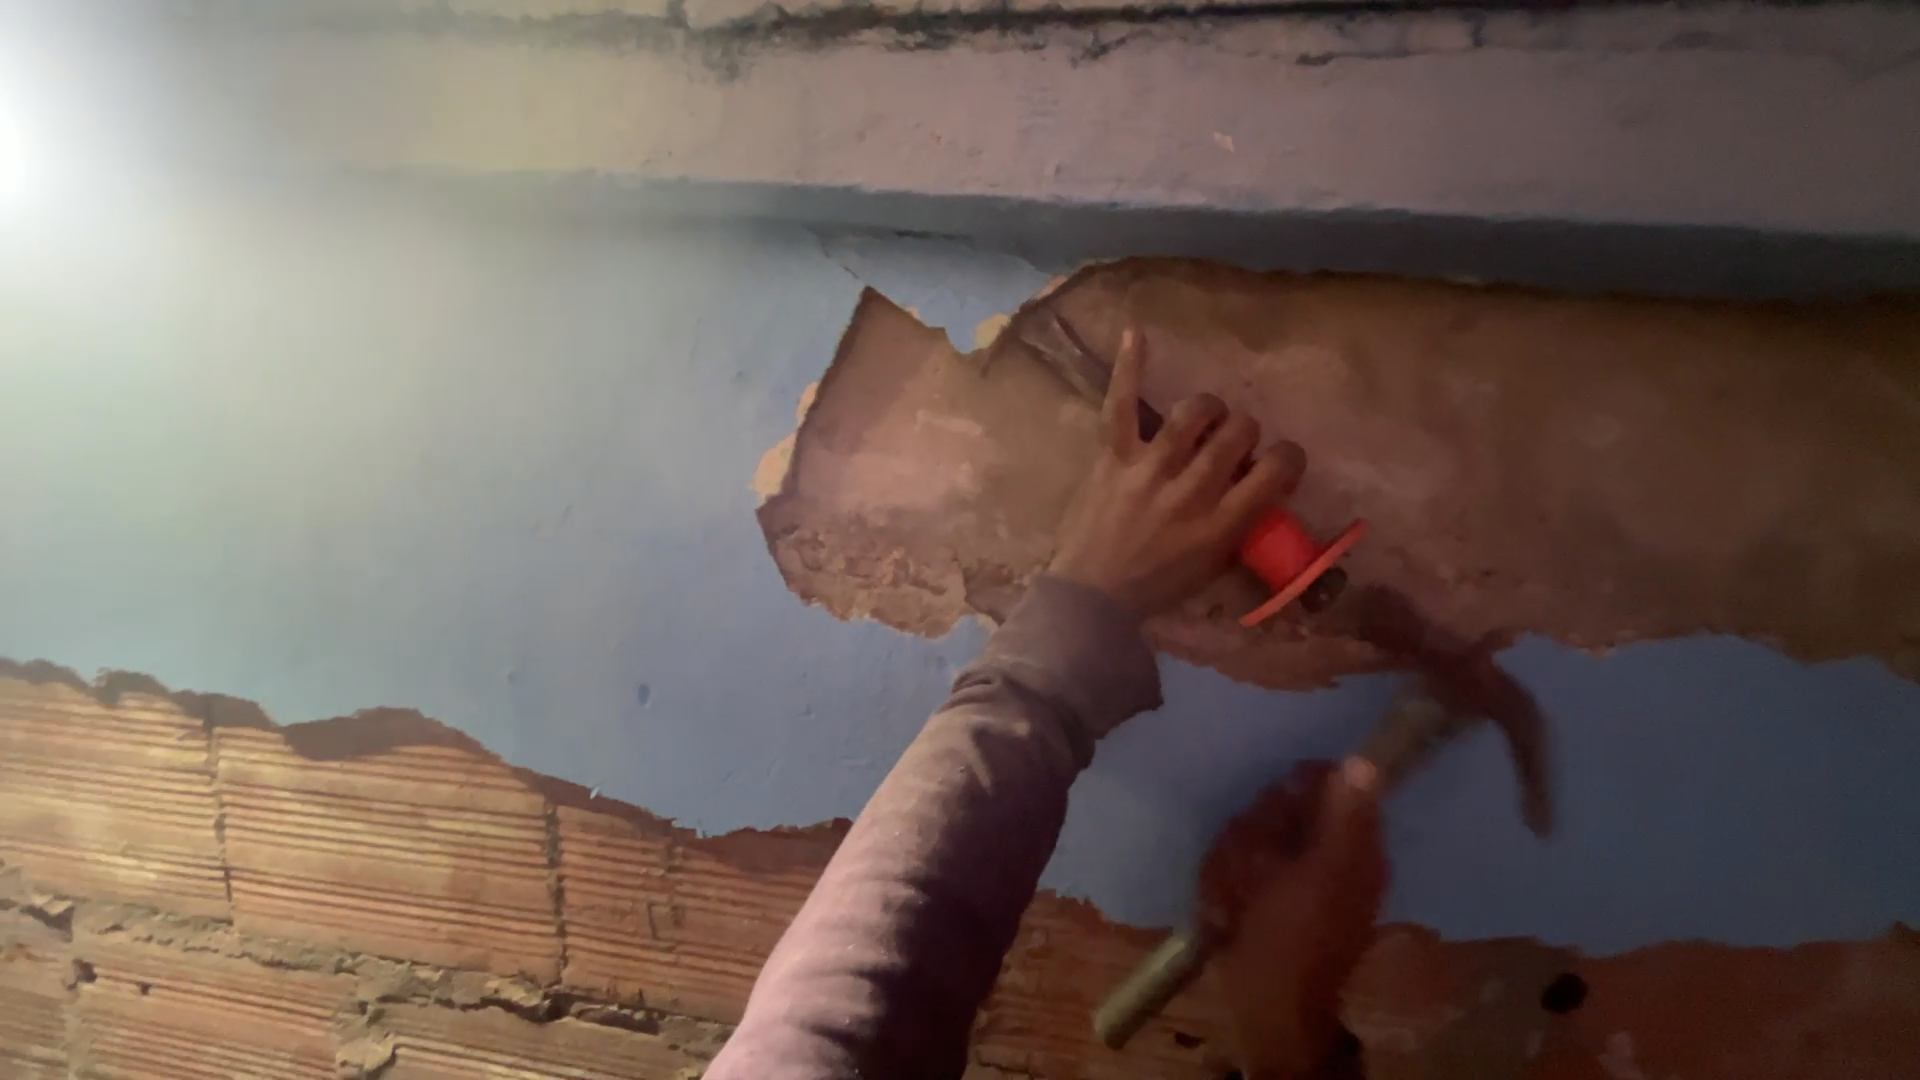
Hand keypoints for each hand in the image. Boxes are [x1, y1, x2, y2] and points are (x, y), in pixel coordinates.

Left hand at [1048, 326, 1303, 618]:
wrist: (1090, 595)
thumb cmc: (1156, 586)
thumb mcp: (1213, 566)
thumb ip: (1242, 524)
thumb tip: (1260, 483)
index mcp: (1221, 524)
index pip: (1277, 470)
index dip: (1287, 458)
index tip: (1277, 460)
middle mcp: (1190, 491)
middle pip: (1238, 433)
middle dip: (1243, 432)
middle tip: (1229, 444)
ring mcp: (1148, 469)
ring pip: (1193, 413)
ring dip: (1207, 411)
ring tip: (1202, 419)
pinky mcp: (1112, 457)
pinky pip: (1121, 405)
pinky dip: (1129, 368)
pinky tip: (1136, 332)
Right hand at [1199, 760, 1385, 1079]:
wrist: (1263, 1003)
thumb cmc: (1296, 937)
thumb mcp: (1324, 875)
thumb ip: (1343, 819)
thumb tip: (1364, 760)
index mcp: (1351, 843)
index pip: (1320, 779)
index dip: (1293, 790)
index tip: (1275, 814)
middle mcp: (1320, 848)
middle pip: (1275, 804)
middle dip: (1254, 833)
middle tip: (1257, 869)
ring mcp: (1284, 868)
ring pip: (1245, 830)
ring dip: (1234, 861)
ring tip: (1238, 897)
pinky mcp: (1253, 885)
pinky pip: (1230, 859)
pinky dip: (1223, 881)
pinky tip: (1227, 907)